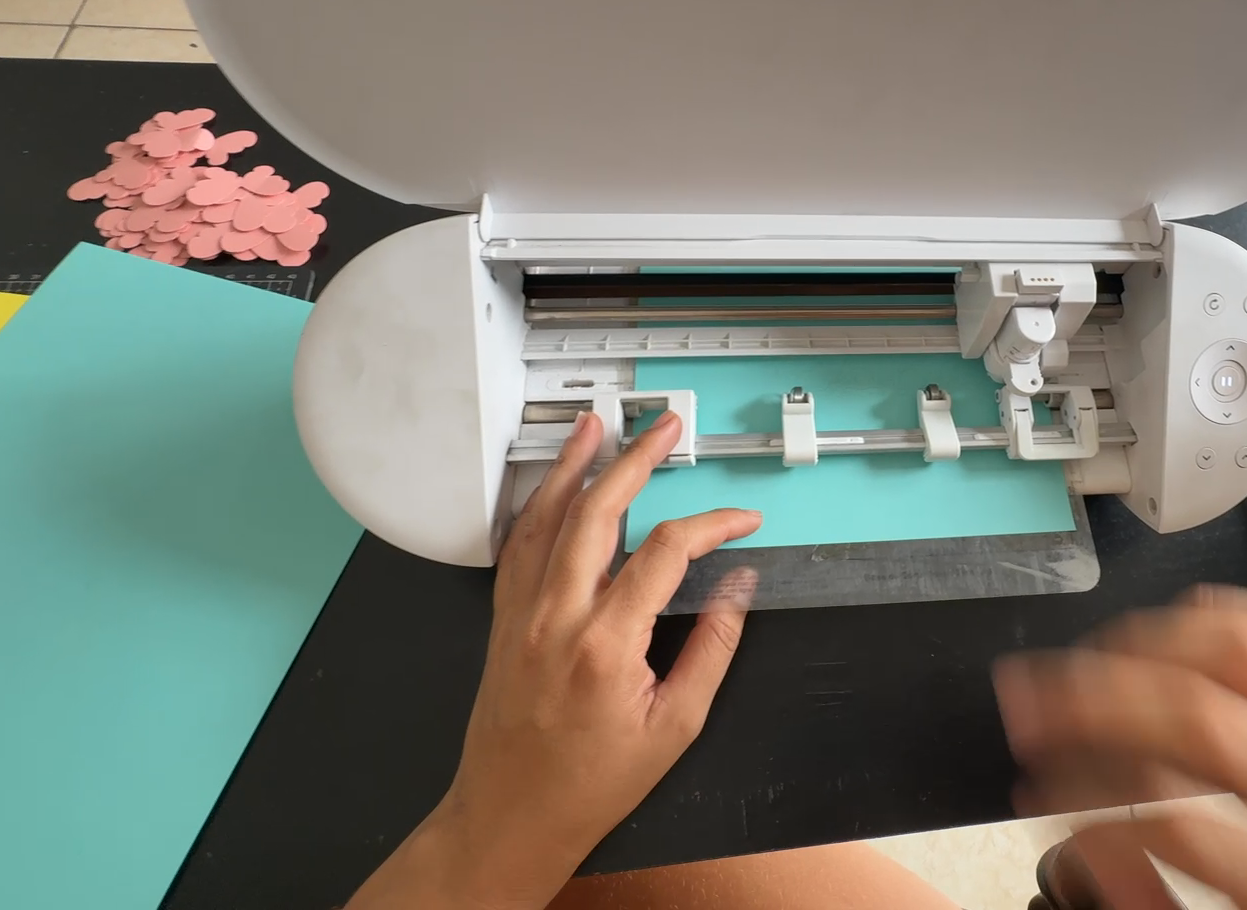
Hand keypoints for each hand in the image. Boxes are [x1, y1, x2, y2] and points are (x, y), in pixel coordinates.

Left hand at [348, 411, 760, 909]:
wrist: (508, 819)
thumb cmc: (591, 782)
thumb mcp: (676, 726)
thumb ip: (713, 647)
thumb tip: (737, 587)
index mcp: (606, 644)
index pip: (669, 551)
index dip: (714, 525)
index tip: (741, 521)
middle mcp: (558, 616)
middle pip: (598, 512)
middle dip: (638, 460)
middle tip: (665, 428)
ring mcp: (523, 613)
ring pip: (547, 517)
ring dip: (574, 465)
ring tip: (597, 427)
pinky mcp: (505, 618)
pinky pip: (518, 544)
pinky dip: (537, 503)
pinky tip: (552, 482)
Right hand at [994, 585, 1246, 909]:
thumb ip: (1165, 901)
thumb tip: (1080, 852)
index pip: (1186, 825)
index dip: (1092, 810)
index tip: (1037, 804)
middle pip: (1203, 717)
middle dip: (1093, 700)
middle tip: (1025, 703)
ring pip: (1239, 648)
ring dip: (1140, 642)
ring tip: (1081, 663)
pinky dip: (1205, 612)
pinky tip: (1161, 632)